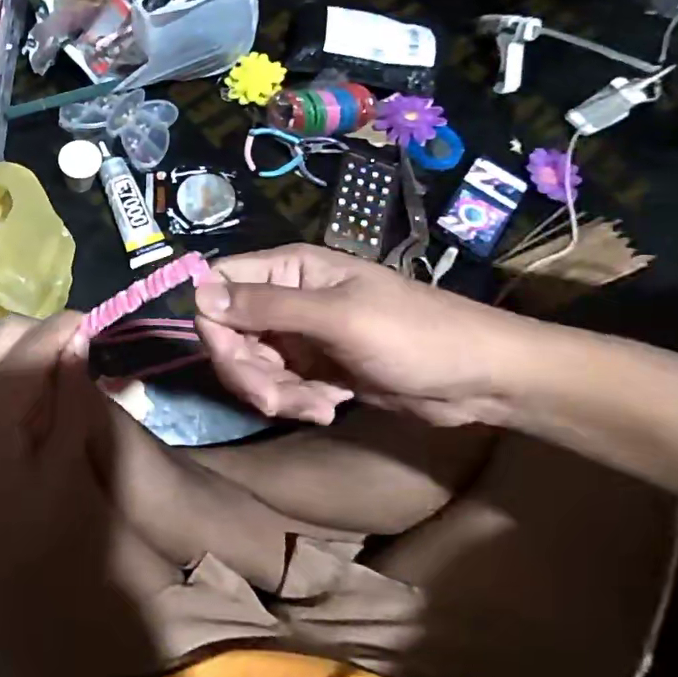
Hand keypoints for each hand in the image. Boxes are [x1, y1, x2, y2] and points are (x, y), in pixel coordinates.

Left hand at [0, 312, 165, 676]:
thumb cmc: (20, 534)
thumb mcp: (63, 472)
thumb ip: (73, 401)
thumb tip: (78, 340)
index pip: (34, 339)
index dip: (69, 327)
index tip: (95, 332)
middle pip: (5, 329)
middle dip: (43, 331)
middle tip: (74, 357)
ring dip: (20, 345)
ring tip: (49, 373)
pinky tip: (17, 391)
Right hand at [194, 244, 519, 425]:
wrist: (478, 377)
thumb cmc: (413, 334)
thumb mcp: (338, 318)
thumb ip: (268, 306)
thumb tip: (199, 294)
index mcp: (290, 268)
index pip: (221, 283)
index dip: (215, 321)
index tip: (232, 358)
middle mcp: (288, 296)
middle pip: (231, 331)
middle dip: (248, 371)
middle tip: (277, 401)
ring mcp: (301, 333)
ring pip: (253, 363)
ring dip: (275, 392)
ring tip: (317, 408)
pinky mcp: (316, 366)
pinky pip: (280, 384)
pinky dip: (295, 401)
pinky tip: (329, 408)